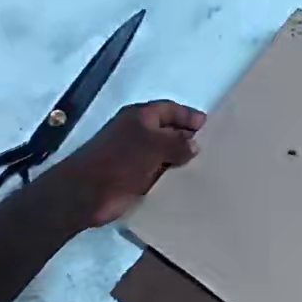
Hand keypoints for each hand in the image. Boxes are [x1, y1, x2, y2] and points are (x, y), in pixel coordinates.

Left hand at [44, 100, 205, 227]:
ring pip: (165, 155)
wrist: (87, 192)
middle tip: (213, 148)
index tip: (207, 126)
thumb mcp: (152, 144)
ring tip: (207, 168)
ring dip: (181, 160)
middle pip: (168, 131)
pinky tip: (189, 184)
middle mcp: (137, 133)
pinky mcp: (135, 179)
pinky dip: (172, 178)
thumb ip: (177, 142)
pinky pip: (159, 175)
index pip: (169, 109)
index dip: (187, 115)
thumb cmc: (120, 159)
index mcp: (139, 117)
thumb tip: (194, 145)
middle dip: (188, 138)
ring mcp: (135, 157)